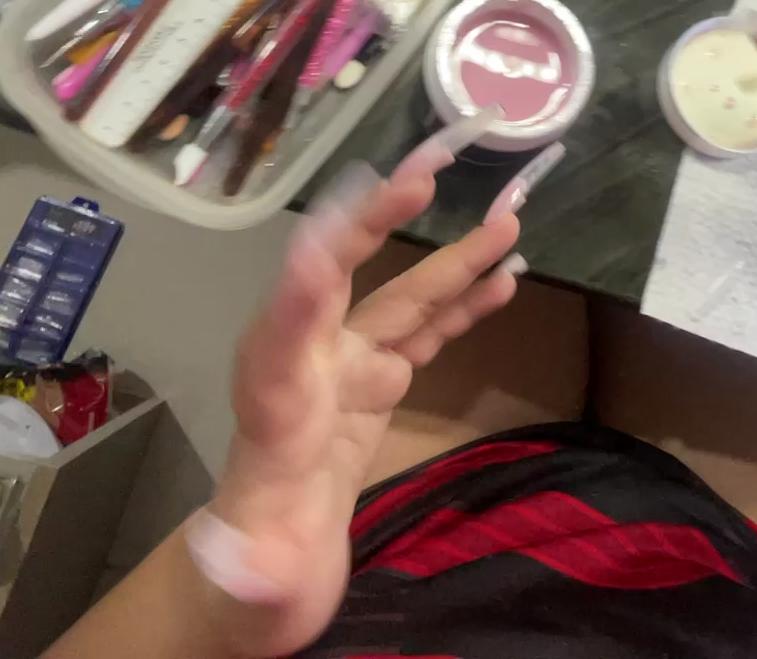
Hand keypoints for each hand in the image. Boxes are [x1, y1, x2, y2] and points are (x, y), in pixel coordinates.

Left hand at [192, 158, 523, 656]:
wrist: (267, 572)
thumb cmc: (255, 578)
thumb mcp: (254, 586)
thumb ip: (254, 571)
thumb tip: (250, 565)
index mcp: (274, 406)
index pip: (283, 334)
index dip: (308, 284)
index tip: (332, 234)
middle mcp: (311, 364)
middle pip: (343, 280)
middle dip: (378, 223)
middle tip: (424, 171)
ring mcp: (349, 366)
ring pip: (405, 299)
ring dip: (454, 260)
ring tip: (506, 222)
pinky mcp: (379, 380)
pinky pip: (427, 332)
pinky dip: (464, 305)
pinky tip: (502, 283)